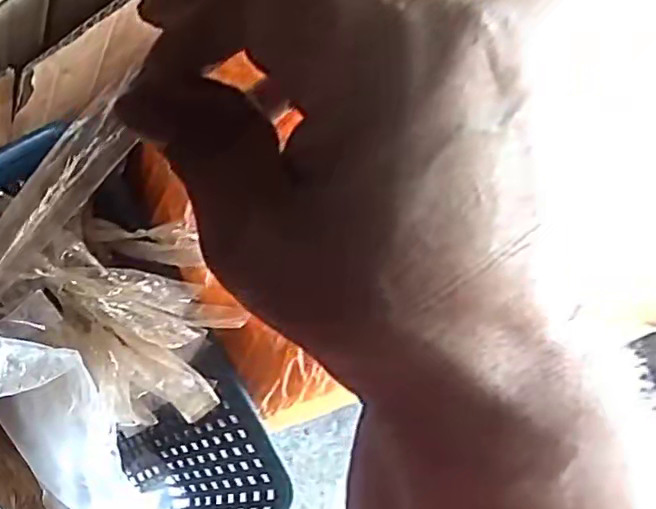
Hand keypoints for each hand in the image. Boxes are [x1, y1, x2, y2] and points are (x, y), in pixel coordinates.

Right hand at [117, 0, 655, 396]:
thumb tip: (142, 98)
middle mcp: (463, 2)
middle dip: (228, 9)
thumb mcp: (249, 228)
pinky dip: (337, 33)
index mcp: (389, 49)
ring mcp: (502, 9)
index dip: (189, 24)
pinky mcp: (514, 32)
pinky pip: (405, 9)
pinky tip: (295, 87)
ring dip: (281, 21)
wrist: (478, 328)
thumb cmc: (352, 292)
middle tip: (168, 39)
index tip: (145, 77)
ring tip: (219, 73)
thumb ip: (200, 142)